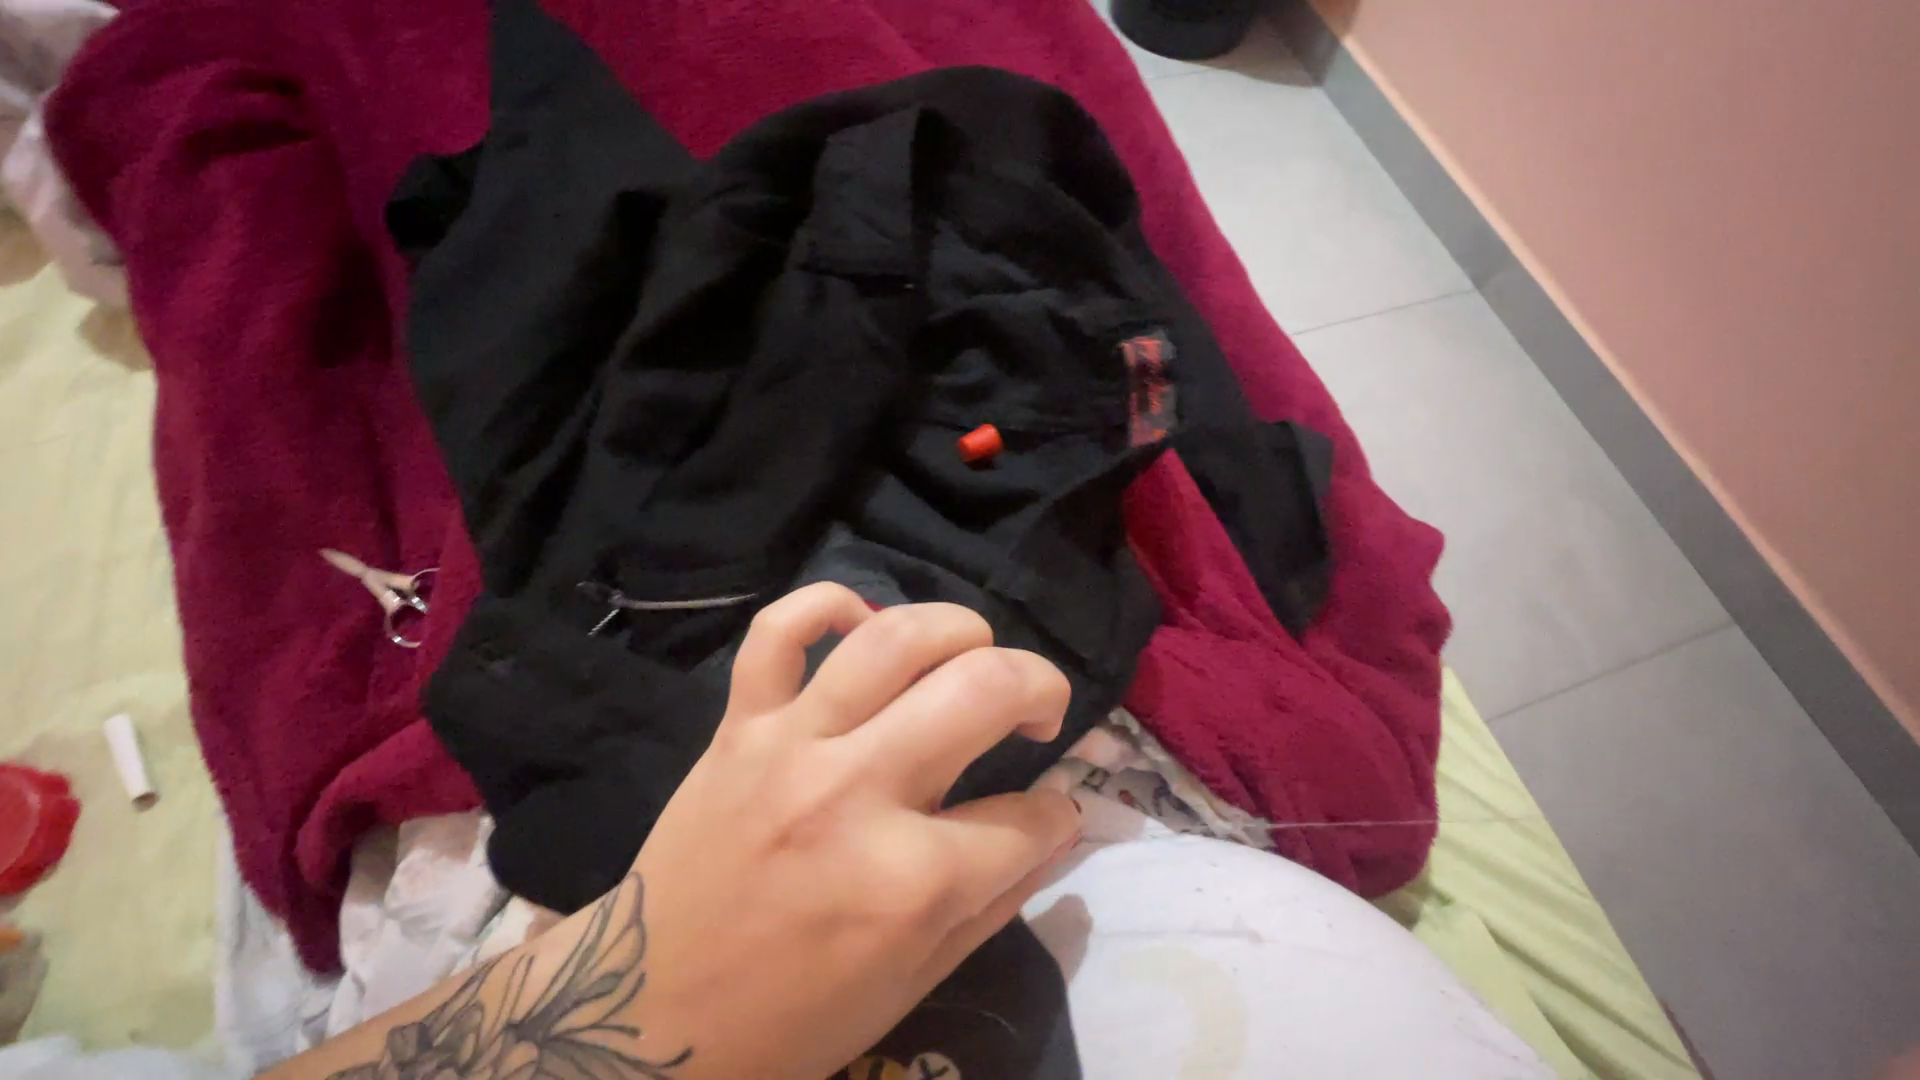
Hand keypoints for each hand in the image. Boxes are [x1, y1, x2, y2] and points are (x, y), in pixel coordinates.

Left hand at [633, 583, 1082, 1079]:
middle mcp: (855, 795)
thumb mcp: (916, 981)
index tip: (1049, 811)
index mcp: (910, 884)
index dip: (1055, 814)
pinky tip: (862, 619)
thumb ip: (999, 895)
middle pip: (982, 690)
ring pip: (893, 639)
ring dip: (960, 628)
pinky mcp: (737, 726)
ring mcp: (790, 747)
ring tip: (976, 652)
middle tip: (1038, 710)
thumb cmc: (793, 1015)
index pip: (1029, 818)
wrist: (649, 1011)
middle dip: (1041, 687)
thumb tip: (1060, 820)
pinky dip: (826, 603)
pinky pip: (776, 632)